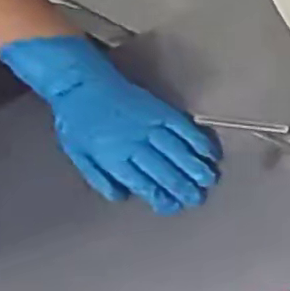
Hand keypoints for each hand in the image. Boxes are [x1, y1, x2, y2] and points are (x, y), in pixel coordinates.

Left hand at [0, 35, 220, 212]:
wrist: (81, 84)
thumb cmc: (79, 122)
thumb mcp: (77, 153)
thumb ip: (99, 177)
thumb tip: (123, 197)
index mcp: (111, 156)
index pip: (142, 183)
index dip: (160, 198)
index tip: (174, 207)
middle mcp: (134, 143)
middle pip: (165, 171)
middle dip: (184, 188)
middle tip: (198, 199)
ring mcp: (151, 127)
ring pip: (179, 153)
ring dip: (197, 169)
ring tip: (209, 181)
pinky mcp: (163, 112)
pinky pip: (187, 131)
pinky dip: (201, 143)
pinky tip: (211, 155)